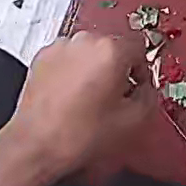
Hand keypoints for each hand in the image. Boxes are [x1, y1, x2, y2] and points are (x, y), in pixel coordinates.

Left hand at [0, 31, 148, 177]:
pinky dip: (73, 70)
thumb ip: (149, 96)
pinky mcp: (43, 55)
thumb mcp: (132, 121)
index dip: (141, 68)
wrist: (35, 145)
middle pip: (114, 46)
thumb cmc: (80, 134)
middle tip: (113, 96)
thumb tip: (146, 88)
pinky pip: (69, 56)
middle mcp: (86, 40)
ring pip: (90, 51)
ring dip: (94, 68)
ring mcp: (62, 46)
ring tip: (88, 98)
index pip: (139, 45)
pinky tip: (70, 96)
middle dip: (117, 68)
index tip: (135, 86)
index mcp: (111, 50)